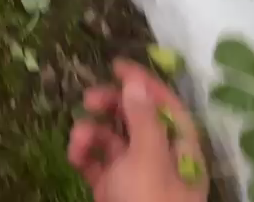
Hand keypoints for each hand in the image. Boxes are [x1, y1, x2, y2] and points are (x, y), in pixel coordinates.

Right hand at [67, 59, 209, 201]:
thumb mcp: (148, 160)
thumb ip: (142, 119)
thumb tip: (136, 82)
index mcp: (180, 154)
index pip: (169, 109)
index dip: (147, 85)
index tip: (117, 65)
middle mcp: (158, 160)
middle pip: (135, 118)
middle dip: (110, 106)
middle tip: (90, 99)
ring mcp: (133, 175)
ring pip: (110, 137)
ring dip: (89, 132)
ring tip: (77, 142)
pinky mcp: (111, 187)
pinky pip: (95, 159)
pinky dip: (82, 153)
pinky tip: (74, 158)